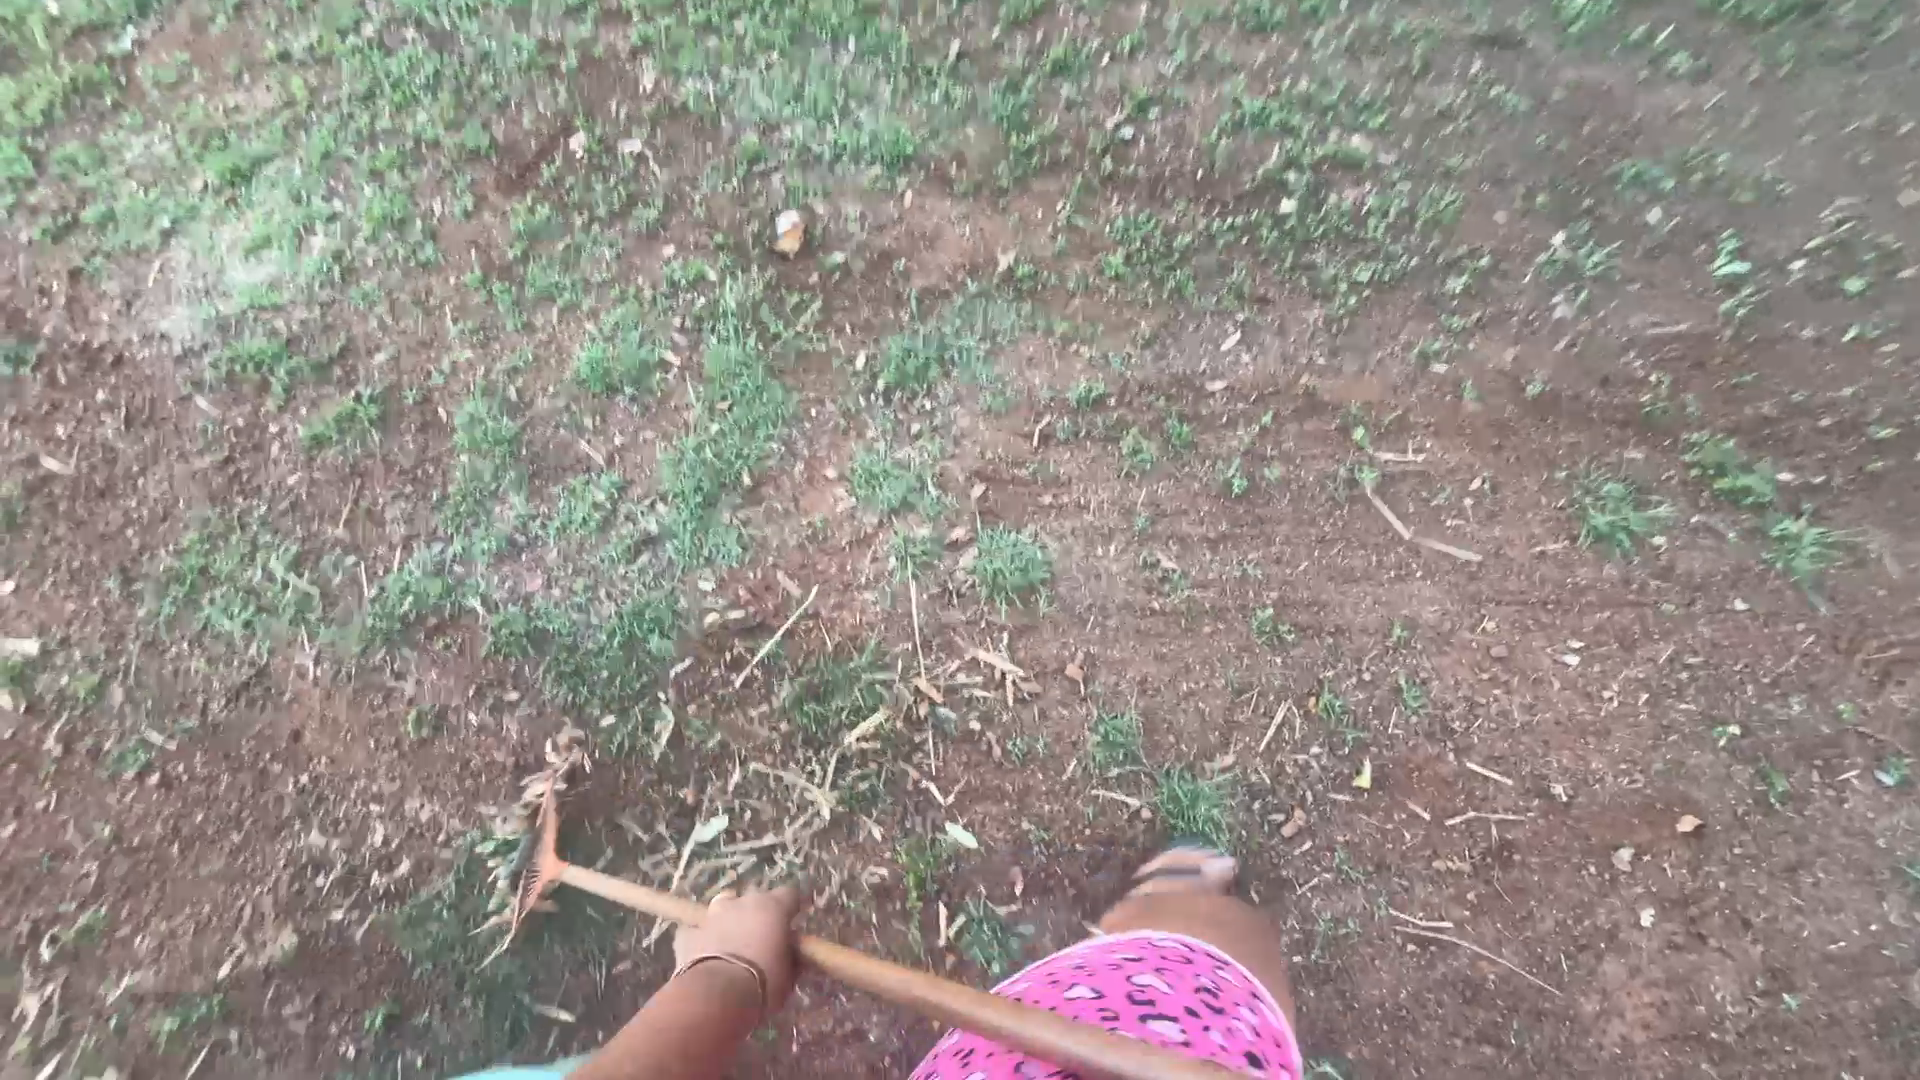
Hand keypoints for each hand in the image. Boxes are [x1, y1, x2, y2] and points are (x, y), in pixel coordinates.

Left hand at [672, 885, 806, 1011]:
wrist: (714, 999)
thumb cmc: (762, 984)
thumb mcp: (788, 976)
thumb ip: (790, 957)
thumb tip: (790, 953)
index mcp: (773, 907)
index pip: (789, 894)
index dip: (791, 907)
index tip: (792, 923)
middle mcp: (743, 902)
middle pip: (755, 898)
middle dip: (758, 914)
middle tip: (760, 939)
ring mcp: (713, 914)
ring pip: (723, 907)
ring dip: (729, 920)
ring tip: (730, 945)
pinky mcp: (688, 932)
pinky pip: (697, 930)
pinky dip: (702, 940)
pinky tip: (703, 958)